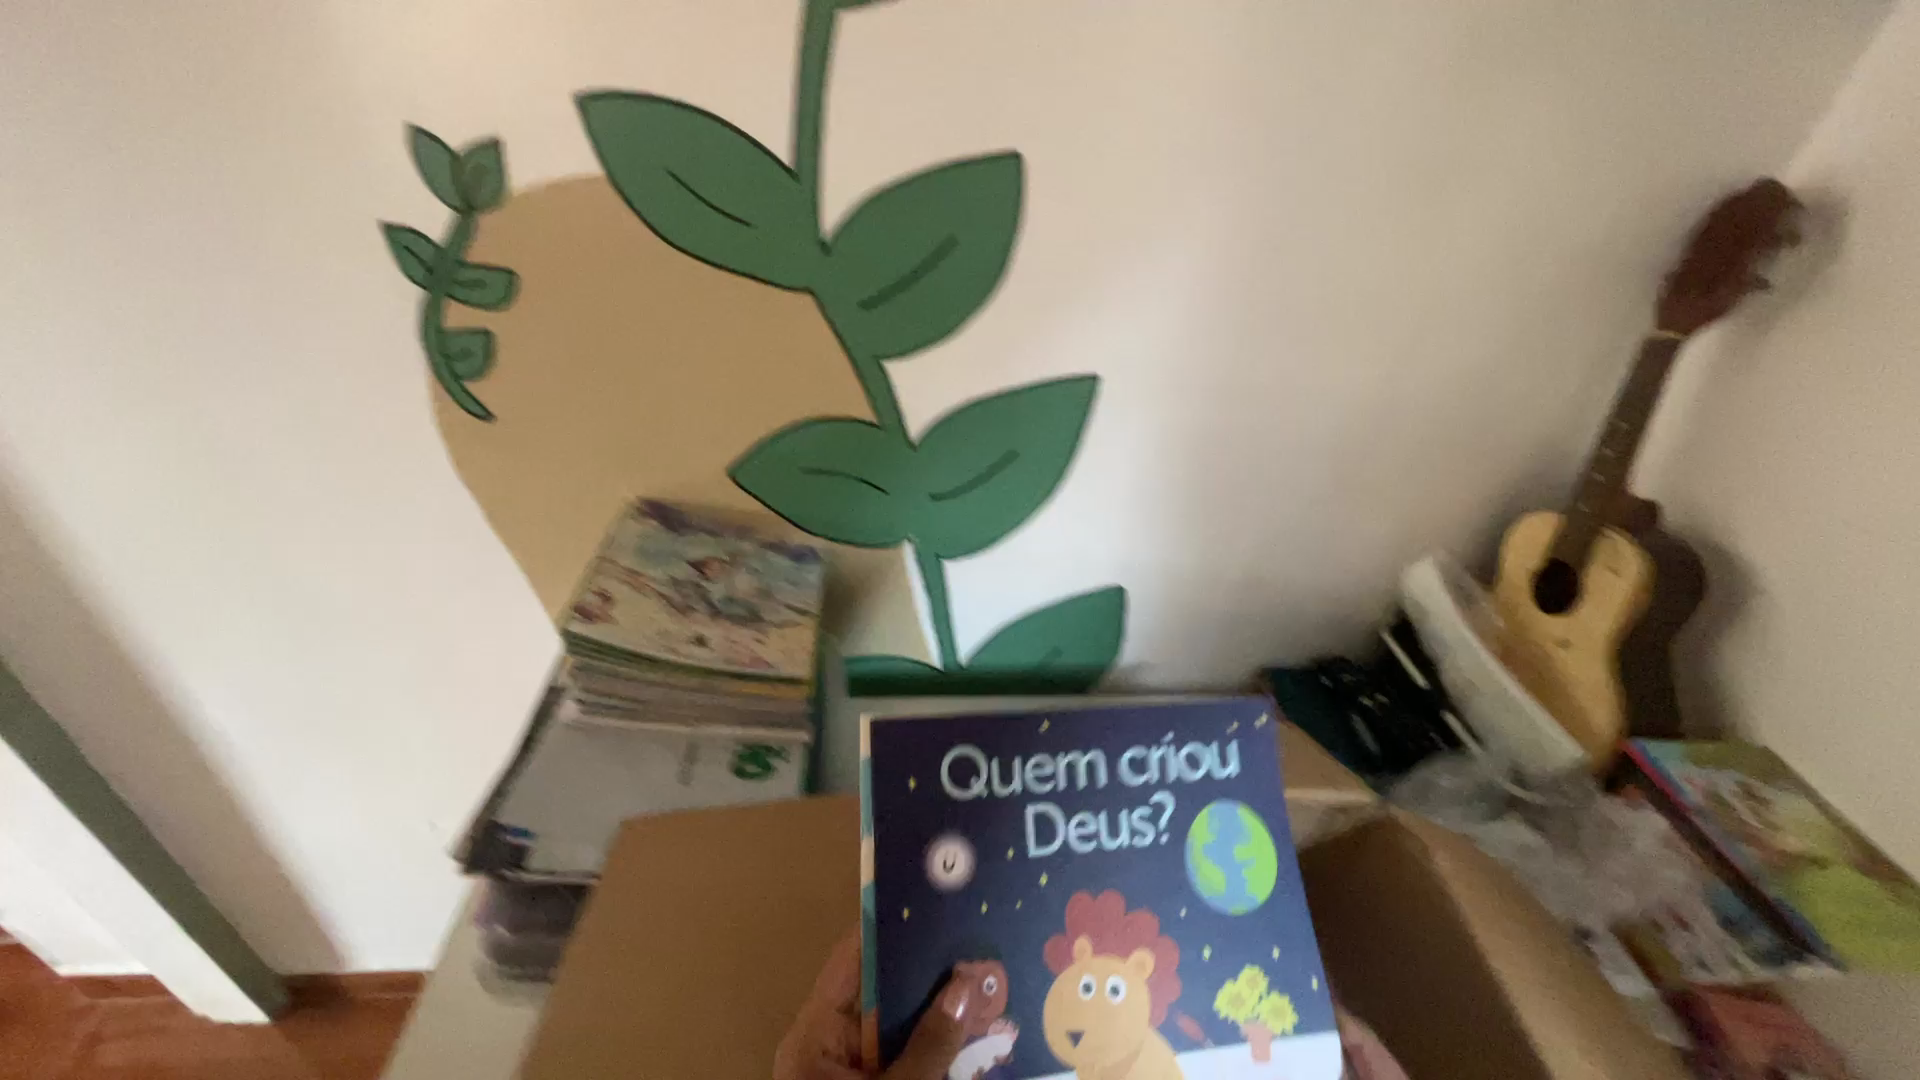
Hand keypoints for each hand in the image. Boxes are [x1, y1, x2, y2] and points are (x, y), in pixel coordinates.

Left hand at [774, 929, 972, 1079]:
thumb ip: (928, 1046)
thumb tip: (965, 985)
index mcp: (814, 1034)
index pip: (851, 958)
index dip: (889, 926)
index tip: (929, 897)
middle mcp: (830, 1043)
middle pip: (883, 990)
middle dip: (928, 972)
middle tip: (975, 939)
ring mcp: (850, 1068)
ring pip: (900, 1026)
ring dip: (940, 1011)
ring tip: (988, 976)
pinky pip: (906, 1055)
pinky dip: (936, 1046)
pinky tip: (978, 1029)